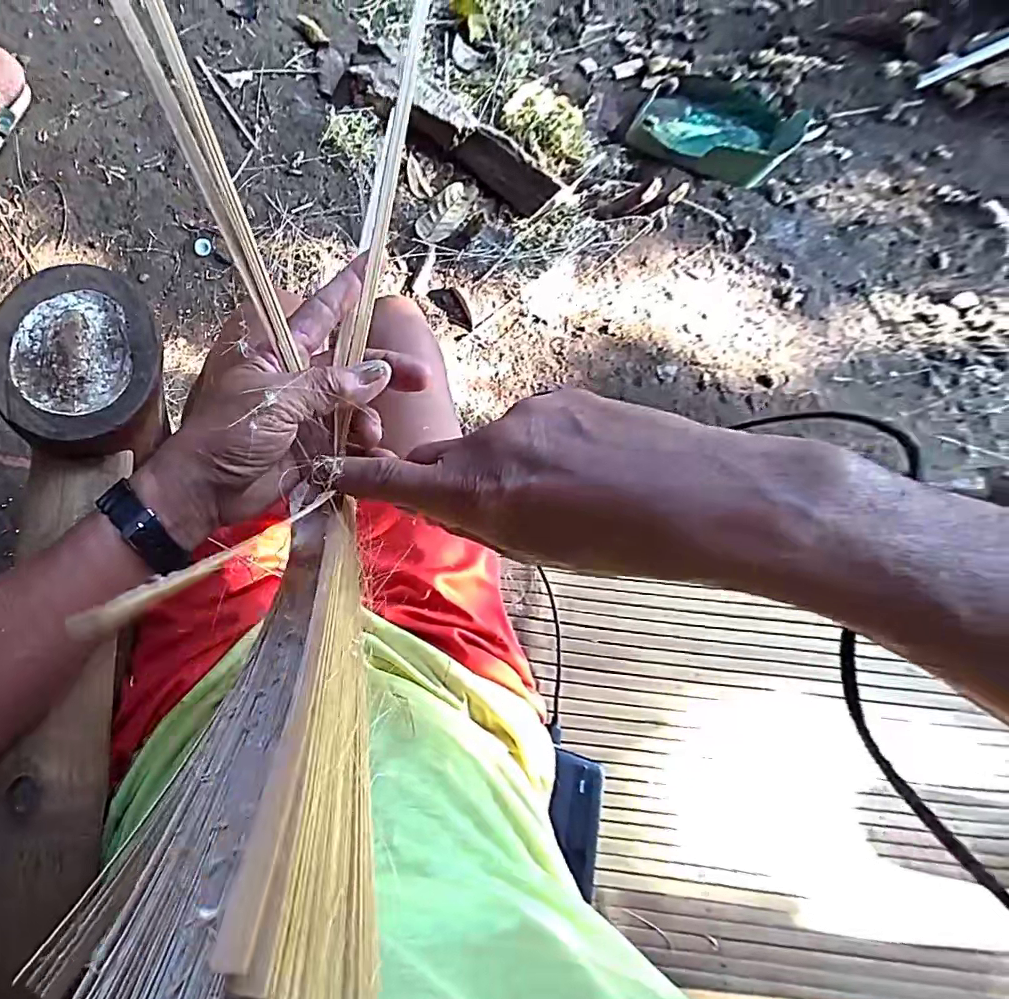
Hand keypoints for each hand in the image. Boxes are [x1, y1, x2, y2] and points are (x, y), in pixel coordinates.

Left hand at [132, 255, 432, 545]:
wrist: (204, 489)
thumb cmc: (227, 434)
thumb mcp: (276, 400)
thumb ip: (329, 385)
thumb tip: (376, 372)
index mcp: (273, 353)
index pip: (316, 312)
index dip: (344, 290)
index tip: (369, 261)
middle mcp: (290, 378)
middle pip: (347, 362)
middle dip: (383, 368)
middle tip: (419, 378)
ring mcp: (299, 413)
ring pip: (351, 403)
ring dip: (367, 416)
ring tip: (368, 432)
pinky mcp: (305, 446)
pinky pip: (343, 439)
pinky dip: (360, 446)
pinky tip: (373, 452)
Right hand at [326, 389, 857, 581]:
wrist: (728, 499)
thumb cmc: (626, 546)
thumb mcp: (532, 550)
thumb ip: (472, 522)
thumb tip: (442, 505)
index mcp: (476, 493)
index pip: (391, 480)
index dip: (352, 477)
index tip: (323, 471)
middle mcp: (488, 446)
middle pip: (435, 460)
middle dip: (445, 480)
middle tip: (489, 505)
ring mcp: (524, 415)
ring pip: (484, 444)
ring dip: (501, 465)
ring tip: (563, 488)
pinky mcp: (559, 397)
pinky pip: (523, 425)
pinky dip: (536, 445)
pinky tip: (586, 463)